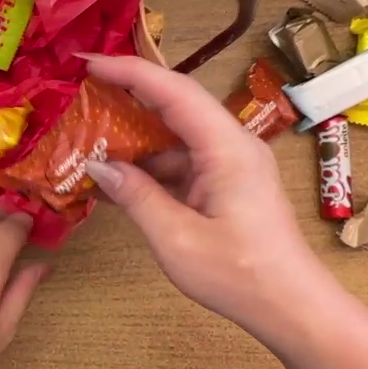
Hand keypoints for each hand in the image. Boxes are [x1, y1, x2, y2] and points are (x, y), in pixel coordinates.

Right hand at [79, 55, 341, 341]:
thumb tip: (98, 164)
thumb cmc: (237, 273)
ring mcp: (227, 165)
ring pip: (172, 136)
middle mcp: (230, 146)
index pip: (175, 92)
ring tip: (85, 137)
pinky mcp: (221, 184)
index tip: (88, 63)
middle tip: (79, 93)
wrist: (288, 305)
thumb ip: (135, 196)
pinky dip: (143, 165)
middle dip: (126, 95)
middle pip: (174, 106)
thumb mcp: (175, 237)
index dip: (131, 71)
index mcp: (226, 149)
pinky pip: (177, 162)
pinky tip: (111, 176)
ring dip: (130, 136)